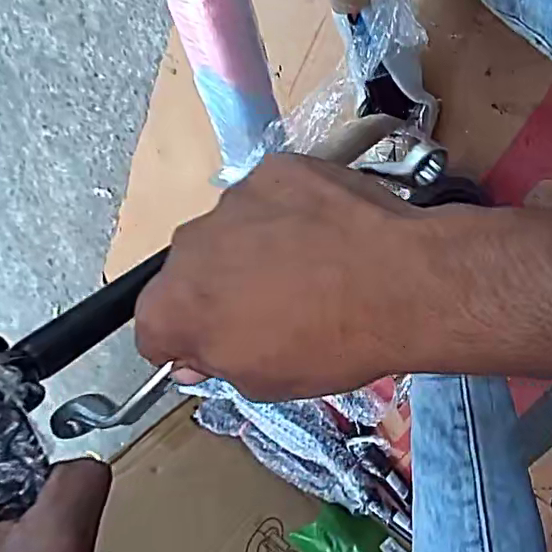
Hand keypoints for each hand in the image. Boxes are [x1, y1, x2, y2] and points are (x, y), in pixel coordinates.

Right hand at [135, 153, 444, 400]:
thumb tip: (197, 355)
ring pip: (230, 229)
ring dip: (253, 245)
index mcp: (174, 304)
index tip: (216, 344)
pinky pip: (269, 195)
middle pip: (190, 272)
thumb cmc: (332, 343)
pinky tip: (324, 232)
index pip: (152, 328)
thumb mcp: (265, 382)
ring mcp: (234, 198)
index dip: (185, 342)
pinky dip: (287, 211)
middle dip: (218, 289)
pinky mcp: (275, 169)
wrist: (399, 282)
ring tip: (308, 264)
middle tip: (271, 305)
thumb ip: (216, 364)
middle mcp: (189, 244)